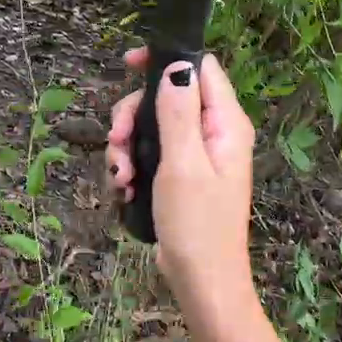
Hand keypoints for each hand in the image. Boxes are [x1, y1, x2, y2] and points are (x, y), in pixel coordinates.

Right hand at [107, 48, 257, 319]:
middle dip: (132, 117)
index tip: (125, 66)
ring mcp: (195, 155)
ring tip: (120, 177)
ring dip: (126, 147)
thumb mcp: (183, 163)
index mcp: (225, 124)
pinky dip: (130, 166)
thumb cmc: (196, 224)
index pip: (201, 68)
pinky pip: (148, 154)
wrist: (202, 281)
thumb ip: (178, 111)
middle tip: (116, 142)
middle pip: (165, 97)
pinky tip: (123, 188)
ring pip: (150, 127)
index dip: (165, 60)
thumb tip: (175, 65)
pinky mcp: (179, 175)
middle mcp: (213, 133)